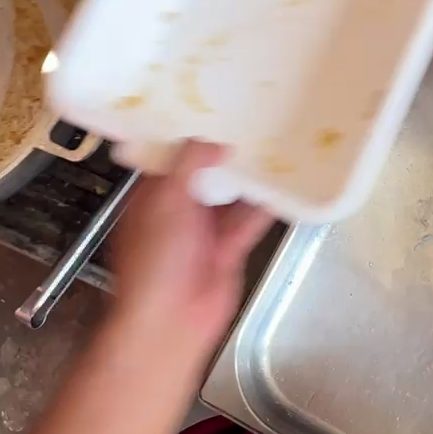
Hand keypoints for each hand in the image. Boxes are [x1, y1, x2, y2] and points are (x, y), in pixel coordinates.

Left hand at [108, 140, 274, 349]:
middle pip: (204, 175)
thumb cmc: (154, 265)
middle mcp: (176, 212)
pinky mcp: (227, 249)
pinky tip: (282, 188)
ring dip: (248, 178)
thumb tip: (211, 142)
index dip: (189, 135)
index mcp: (151, 197)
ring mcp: (203, 232)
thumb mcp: (167, 200)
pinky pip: (249, 221)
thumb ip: (189, 164)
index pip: (169, 157)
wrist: (172, 322)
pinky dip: (265, 207)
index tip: (211, 111)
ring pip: (230, 196)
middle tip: (250, 124)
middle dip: (224, 155)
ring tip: (272, 149)